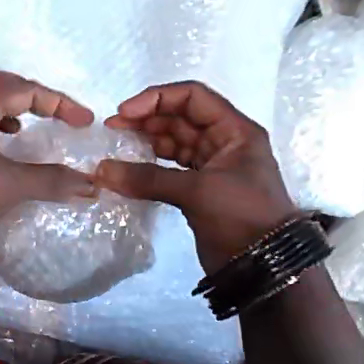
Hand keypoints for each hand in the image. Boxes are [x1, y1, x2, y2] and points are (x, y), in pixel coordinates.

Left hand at [0, 68, 97, 228]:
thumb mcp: (7, 185)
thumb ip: (49, 181)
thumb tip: (89, 184)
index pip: (29, 90)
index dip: (61, 103)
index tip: (85, 122)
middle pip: (5, 81)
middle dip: (35, 94)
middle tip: (56, 113)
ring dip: (14, 103)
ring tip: (31, 124)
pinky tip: (4, 140)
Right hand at [95, 81, 302, 269]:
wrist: (262, 266)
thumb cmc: (241, 216)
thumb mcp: (198, 191)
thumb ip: (149, 178)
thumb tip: (102, 171)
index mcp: (234, 131)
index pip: (193, 97)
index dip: (157, 99)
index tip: (124, 113)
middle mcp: (224, 143)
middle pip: (180, 119)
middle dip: (146, 120)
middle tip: (112, 130)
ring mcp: (211, 168)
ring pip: (173, 144)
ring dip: (145, 144)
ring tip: (116, 149)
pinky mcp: (199, 192)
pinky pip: (169, 171)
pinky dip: (149, 169)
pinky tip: (128, 172)